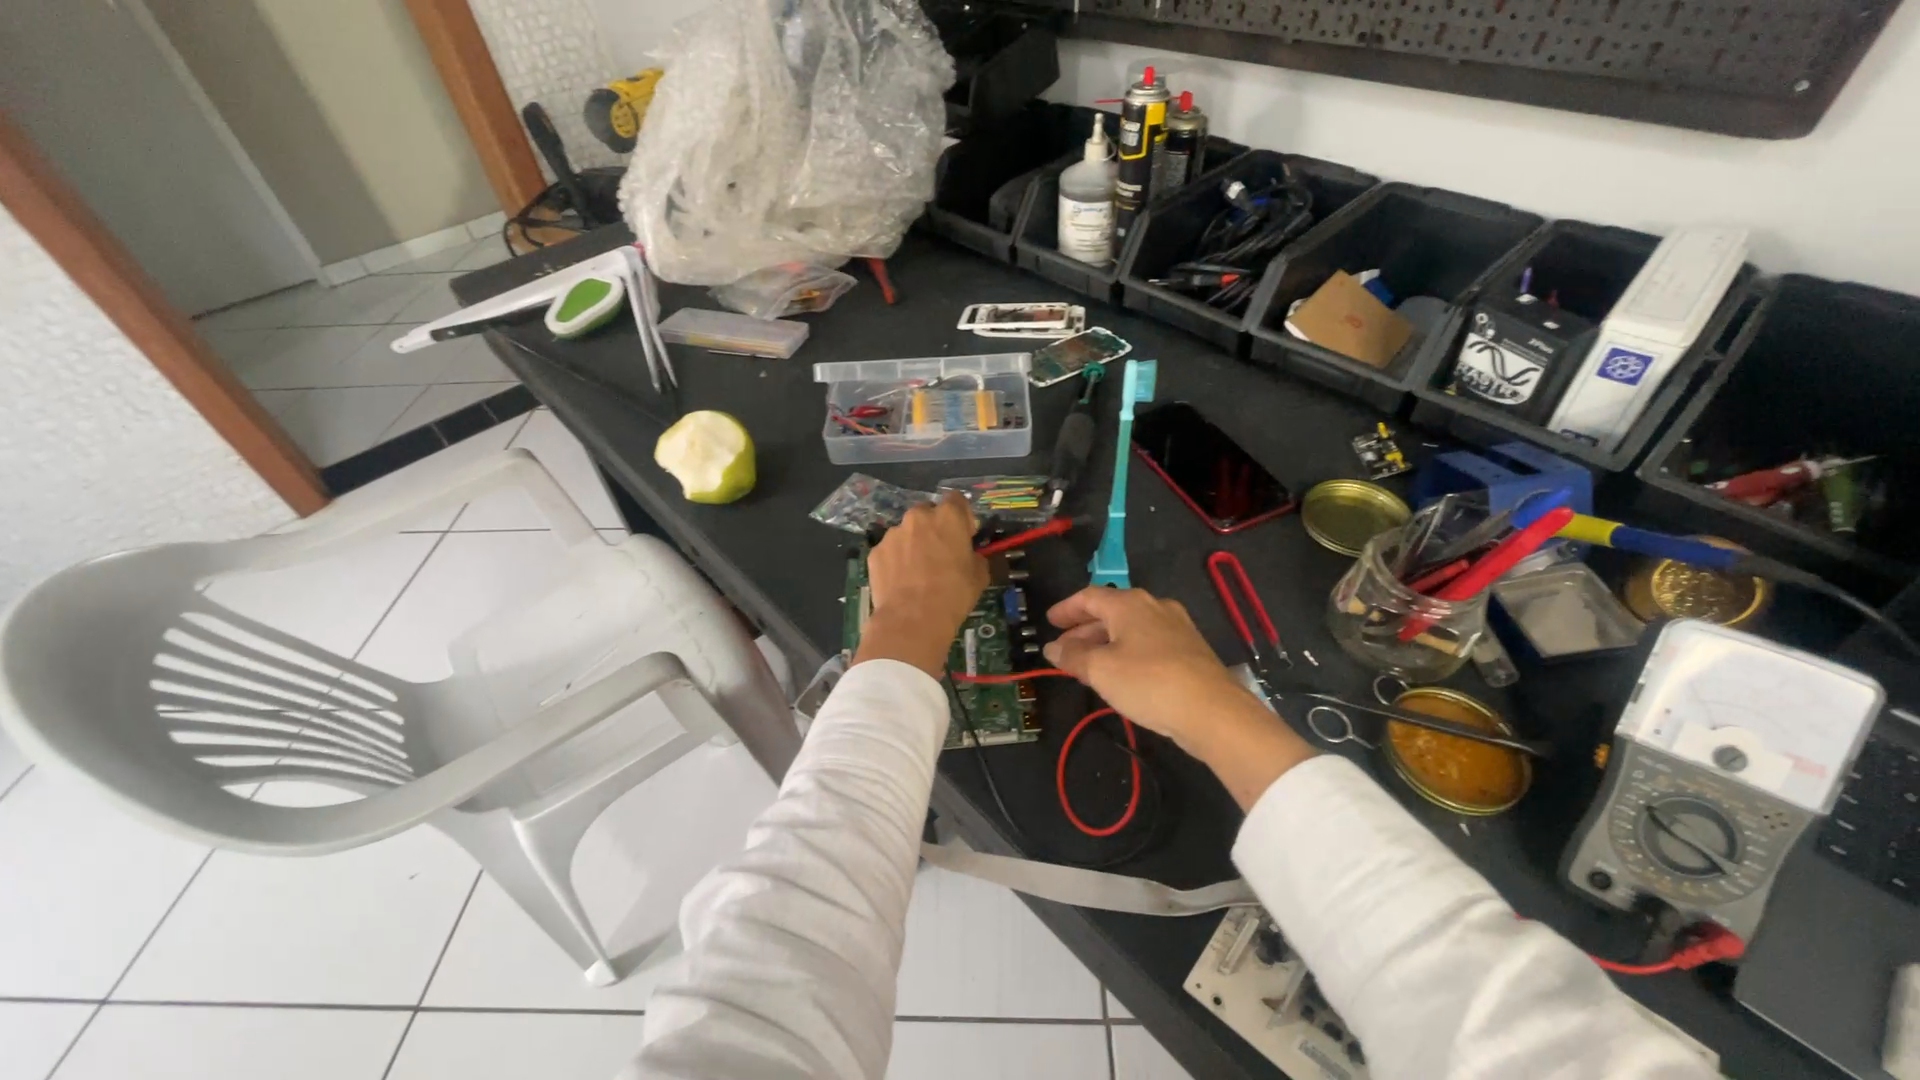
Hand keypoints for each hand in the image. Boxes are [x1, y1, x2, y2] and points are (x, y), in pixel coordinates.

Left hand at [853, 494, 987, 678]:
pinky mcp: (875, 552)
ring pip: (906, 532)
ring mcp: (892, 534)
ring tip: (916, 573)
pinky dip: (895, 561)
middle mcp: (918, 517)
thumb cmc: (953, 594)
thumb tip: (970, 557)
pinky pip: (890, 551)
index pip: (956, 499)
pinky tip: (900, 582)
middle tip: (939, 553)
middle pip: (928, 513)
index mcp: (947, 517)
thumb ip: (975, 557)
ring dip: (913, 544)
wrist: (913, 619)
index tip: (964, 535)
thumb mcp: (979, 575)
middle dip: (934, 528)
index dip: (962, 516)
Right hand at [1043, 587, 1314, 807]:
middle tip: (1064, 650)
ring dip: (1105, 644)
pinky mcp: (1190, 650)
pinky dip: (1126, 653)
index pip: (1089, 597)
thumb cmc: (1148, 682)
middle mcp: (1154, 607)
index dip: (1066, 609)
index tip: (1050, 622)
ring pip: (1131, 629)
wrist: (1212, 710)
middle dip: (1084, 631)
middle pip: (1111, 612)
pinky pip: (1148, 643)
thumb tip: (1052, 648)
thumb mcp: (1100, 670)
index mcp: (1129, 603)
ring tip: (1088, 666)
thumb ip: (1072, 657)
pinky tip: (1120, 675)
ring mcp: (1176, 627)